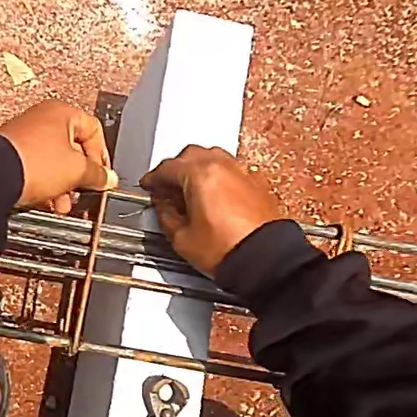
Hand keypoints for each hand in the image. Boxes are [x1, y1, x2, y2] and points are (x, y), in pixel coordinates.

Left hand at [0, 100, 117, 212]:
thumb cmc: (34, 162)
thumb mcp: (77, 171)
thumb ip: (97, 174)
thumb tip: (108, 178)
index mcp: (62, 112)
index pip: (94, 131)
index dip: (101, 156)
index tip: (102, 176)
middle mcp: (43, 119)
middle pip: (73, 148)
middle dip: (80, 175)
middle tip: (84, 191)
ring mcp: (25, 135)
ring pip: (55, 161)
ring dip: (64, 184)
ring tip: (63, 203)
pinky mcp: (12, 153)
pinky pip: (37, 167)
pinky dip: (46, 183)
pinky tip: (48, 201)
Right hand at [140, 145, 283, 275]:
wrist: (266, 261)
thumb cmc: (230, 250)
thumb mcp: (182, 238)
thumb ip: (166, 216)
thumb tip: (164, 207)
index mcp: (200, 174)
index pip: (167, 168)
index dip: (153, 178)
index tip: (149, 185)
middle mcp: (222, 167)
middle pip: (190, 155)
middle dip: (175, 169)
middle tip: (166, 187)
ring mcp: (242, 173)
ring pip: (213, 158)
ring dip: (197, 168)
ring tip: (188, 190)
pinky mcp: (256, 184)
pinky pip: (232, 170)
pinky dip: (218, 176)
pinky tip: (212, 194)